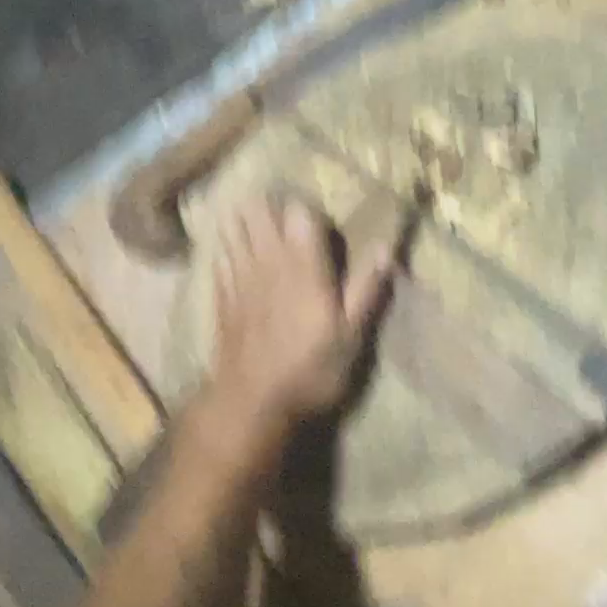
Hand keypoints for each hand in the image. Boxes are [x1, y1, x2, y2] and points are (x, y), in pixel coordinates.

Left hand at [207, 199, 394, 427]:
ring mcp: (240, 279)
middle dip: (271, 203)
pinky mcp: (222, 297)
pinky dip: (225, 244)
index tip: (320, 215)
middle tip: (285, 205)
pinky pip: (220, 257)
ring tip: (251, 208)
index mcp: (305, 269)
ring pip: (235, 231)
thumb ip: (366, 289)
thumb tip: (386, 248)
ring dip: (243, 216)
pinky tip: (227, 244)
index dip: (309, 207)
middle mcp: (269, 264)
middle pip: (261, 215)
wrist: (251, 402)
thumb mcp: (351, 336)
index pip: (300, 214)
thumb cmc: (310, 370)